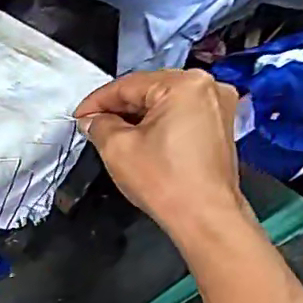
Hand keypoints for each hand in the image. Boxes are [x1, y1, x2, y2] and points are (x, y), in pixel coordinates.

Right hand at [74, 69, 250, 241]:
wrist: (205, 218)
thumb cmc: (167, 183)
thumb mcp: (118, 149)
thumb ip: (99, 126)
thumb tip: (93, 120)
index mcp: (185, 84)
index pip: (129, 85)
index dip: (98, 100)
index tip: (81, 115)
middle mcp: (208, 88)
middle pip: (150, 91)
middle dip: (119, 109)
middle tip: (93, 126)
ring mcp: (218, 109)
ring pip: (166, 105)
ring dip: (138, 119)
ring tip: (113, 136)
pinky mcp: (221, 130)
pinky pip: (182, 118)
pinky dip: (159, 128)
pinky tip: (141, 143)